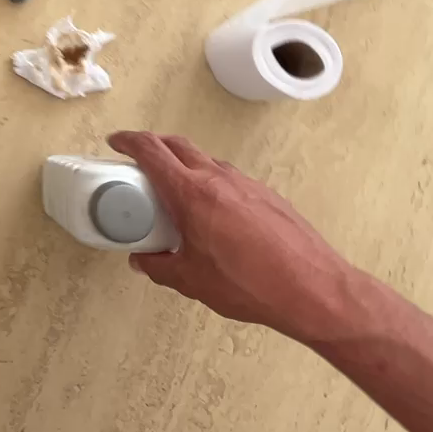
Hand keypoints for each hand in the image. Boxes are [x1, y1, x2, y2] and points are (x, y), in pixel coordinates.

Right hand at [108, 131, 359, 343]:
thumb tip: (142, 261)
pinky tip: (212, 210)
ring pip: (204, 158)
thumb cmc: (250, 285)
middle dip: (152, 145)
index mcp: (190, 193)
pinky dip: (209, 180)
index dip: (128, 141)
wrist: (316, 290)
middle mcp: (216, 178)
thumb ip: (159, 267)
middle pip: (176, 144)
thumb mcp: (192, 281)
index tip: (115, 142)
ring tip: (174, 189)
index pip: (150, 150)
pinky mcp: (266, 194)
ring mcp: (244, 183)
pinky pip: (227, 176)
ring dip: (182, 163)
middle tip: (137, 160)